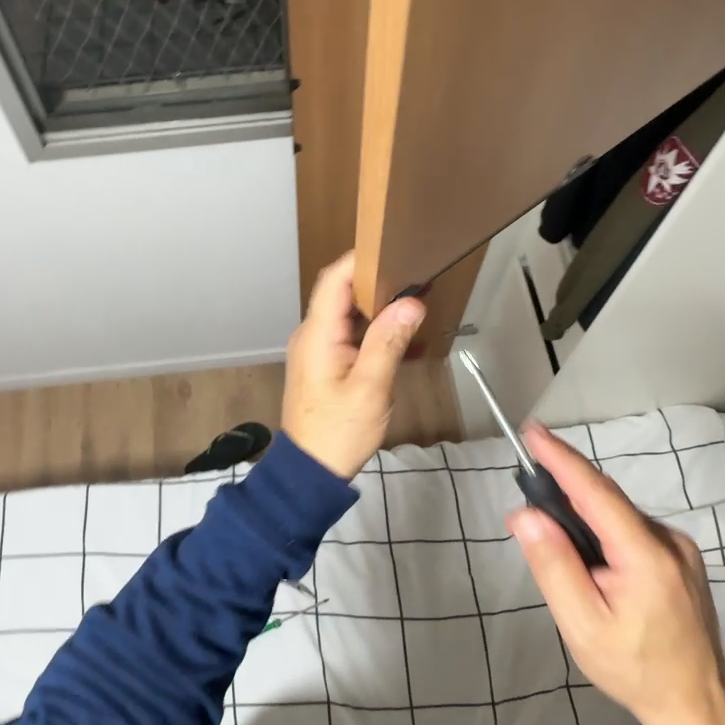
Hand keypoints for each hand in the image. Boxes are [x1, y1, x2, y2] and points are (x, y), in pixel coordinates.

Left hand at [281, 252, 425, 478]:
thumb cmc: (339, 431)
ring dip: (376, 307)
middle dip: (375, 282)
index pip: (334, 280)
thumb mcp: (370, 388)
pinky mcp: (323, 365)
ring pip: (346, 314)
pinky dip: (370, 330)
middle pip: (340, 293)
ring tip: (413, 302)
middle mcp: (311, 335)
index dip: (361, 261)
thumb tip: (411, 303)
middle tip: (414, 278)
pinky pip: (346, 335)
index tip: (395, 253)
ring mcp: (315, 350)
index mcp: (317, 334)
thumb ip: (388, 342)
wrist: (310, 471)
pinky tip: (397, 337)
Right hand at [509, 423, 724, 724]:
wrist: (696, 706)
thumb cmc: (632, 668)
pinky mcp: (681, 558)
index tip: (532, 431)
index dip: (562, 459)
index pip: (596, 492)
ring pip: (619, 516)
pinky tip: (590, 561)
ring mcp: (680, 548)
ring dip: (584, 517)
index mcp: (646, 555)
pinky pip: (631, 531)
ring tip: (556, 545)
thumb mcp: (582, 624)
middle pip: (607, 501)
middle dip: (565, 490)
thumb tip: (526, 514)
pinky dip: (603, 533)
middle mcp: (669, 540)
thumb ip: (554, 565)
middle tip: (527, 498)